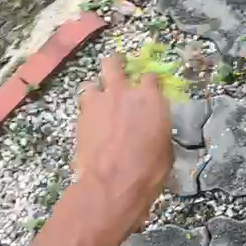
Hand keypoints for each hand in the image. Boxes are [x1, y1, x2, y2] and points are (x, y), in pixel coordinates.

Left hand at [71, 53, 169, 232]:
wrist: (113, 181)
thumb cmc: (149, 169)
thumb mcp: (164, 148)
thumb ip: (156, 128)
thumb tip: (152, 128)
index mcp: (151, 99)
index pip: (150, 77)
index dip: (148, 82)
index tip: (148, 87)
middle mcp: (124, 92)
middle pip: (114, 64)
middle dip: (115, 65)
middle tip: (117, 70)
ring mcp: (99, 101)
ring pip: (93, 82)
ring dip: (97, 88)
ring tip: (99, 99)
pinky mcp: (81, 115)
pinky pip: (83, 102)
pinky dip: (88, 108)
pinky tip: (92, 119)